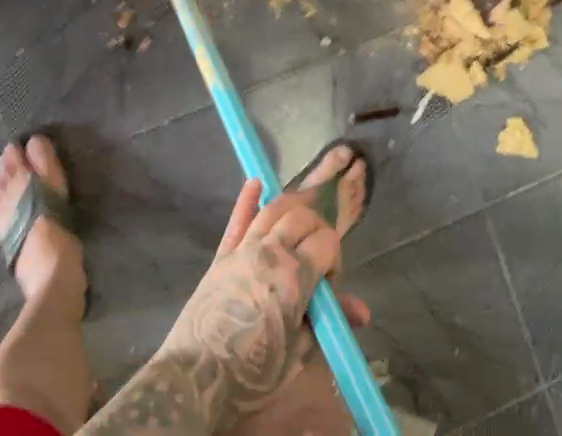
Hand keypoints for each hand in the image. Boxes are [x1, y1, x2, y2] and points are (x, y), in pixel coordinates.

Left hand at [158, 180, 369, 420]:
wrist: (198, 378)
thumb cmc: (254, 373)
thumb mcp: (300, 352)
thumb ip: (330, 321)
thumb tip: (363, 312)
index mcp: (295, 277)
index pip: (327, 241)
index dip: (335, 257)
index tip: (331, 281)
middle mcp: (271, 253)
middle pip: (303, 217)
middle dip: (318, 227)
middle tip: (319, 250)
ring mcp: (243, 250)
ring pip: (272, 210)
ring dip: (292, 203)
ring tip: (305, 202)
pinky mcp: (221, 257)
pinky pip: (237, 221)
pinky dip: (247, 200)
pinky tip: (256, 183)